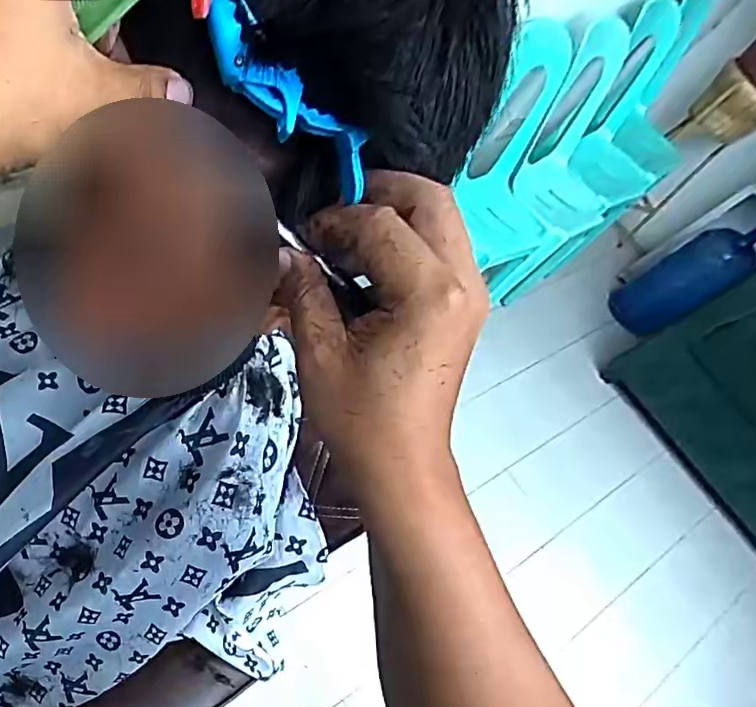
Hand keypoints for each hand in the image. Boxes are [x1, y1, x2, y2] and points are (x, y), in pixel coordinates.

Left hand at [0, 0, 191, 185]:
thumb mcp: (89, 98)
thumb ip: (142, 93)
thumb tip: (172, 91)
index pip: (110, 1)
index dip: (121, 28)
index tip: (117, 62)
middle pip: (76, 5)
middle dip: (95, 37)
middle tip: (100, 76)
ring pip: (36, 16)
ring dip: (59, 50)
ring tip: (55, 97)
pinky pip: (1, 28)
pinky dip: (21, 56)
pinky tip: (20, 94)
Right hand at [277, 171, 487, 485]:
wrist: (400, 462)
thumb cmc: (361, 420)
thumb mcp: (320, 355)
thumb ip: (305, 293)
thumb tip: (285, 255)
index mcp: (428, 292)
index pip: (382, 223)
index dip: (335, 220)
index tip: (302, 237)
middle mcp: (462, 281)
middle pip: (430, 200)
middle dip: (378, 194)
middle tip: (332, 214)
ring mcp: (470, 293)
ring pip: (441, 220)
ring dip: (393, 218)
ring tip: (345, 243)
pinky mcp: (464, 307)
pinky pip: (440, 250)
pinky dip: (405, 244)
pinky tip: (366, 270)